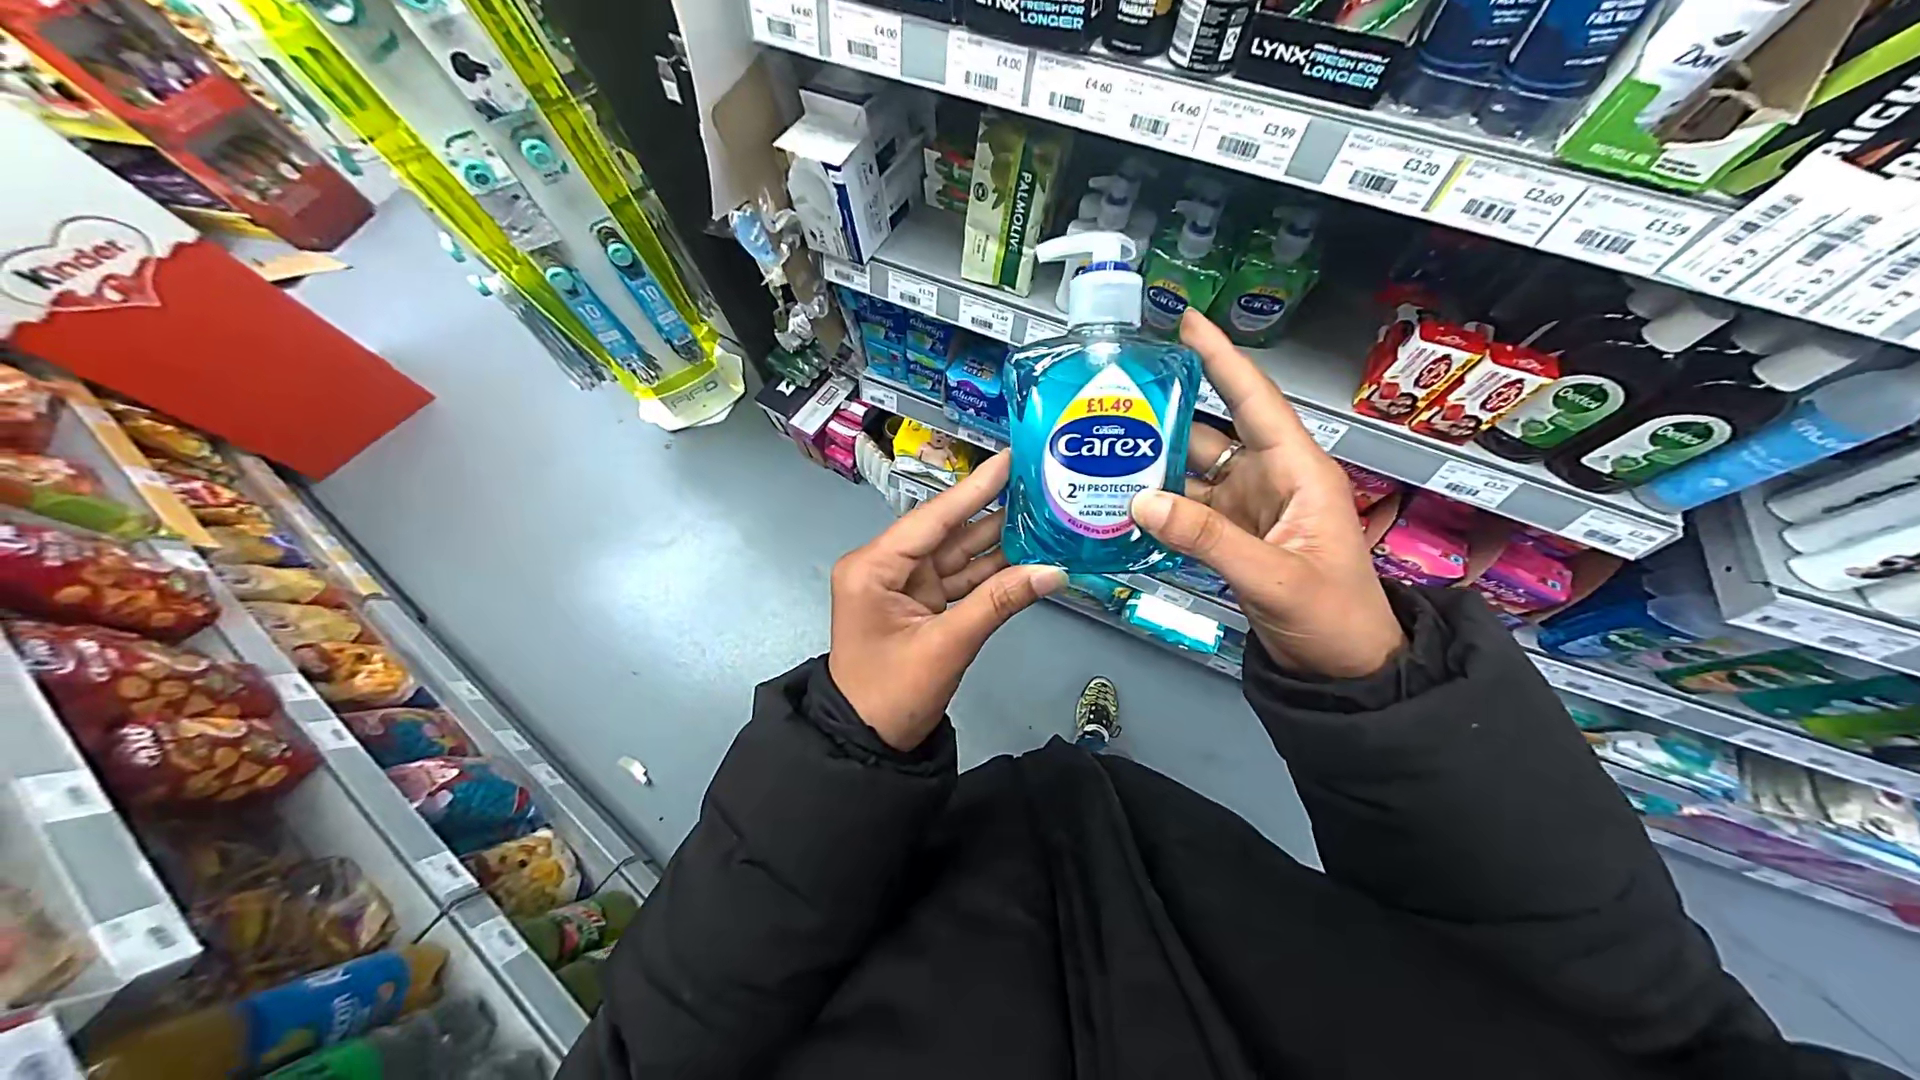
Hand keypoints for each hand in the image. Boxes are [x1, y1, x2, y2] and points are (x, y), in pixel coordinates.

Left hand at [830, 452, 1065, 750]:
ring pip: (958, 557)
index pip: (933, 518)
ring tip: (1043, 515)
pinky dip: (991, 574)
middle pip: (948, 533)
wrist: (866, 744)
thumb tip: (1054, 572)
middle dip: (993, 512)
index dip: (975, 488)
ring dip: (998, 543)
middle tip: (1038, 484)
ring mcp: (905, 587)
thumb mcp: (946, 646)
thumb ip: (999, 603)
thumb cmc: (890, 694)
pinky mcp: (920, 605)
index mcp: (875, 566)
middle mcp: (887, 567)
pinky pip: (960, 581)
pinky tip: (1026, 558)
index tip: (1009, 459)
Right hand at [1131, 310, 1404, 678]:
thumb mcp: (1274, 576)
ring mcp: (1244, 508)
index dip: (1222, 360)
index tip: (1187, 324)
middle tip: (1116, 396)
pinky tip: (1120, 501)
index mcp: (1296, 471)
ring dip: (1152, 462)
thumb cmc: (1334, 616)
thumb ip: (1207, 538)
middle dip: (1167, 412)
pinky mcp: (1228, 535)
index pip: (1255, 401)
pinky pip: (1184, 509)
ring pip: (1190, 472)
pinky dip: (1155, 505)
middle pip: (1210, 432)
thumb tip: (1141, 501)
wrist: (1342, 667)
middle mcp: (1266, 479)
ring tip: (1102, 448)